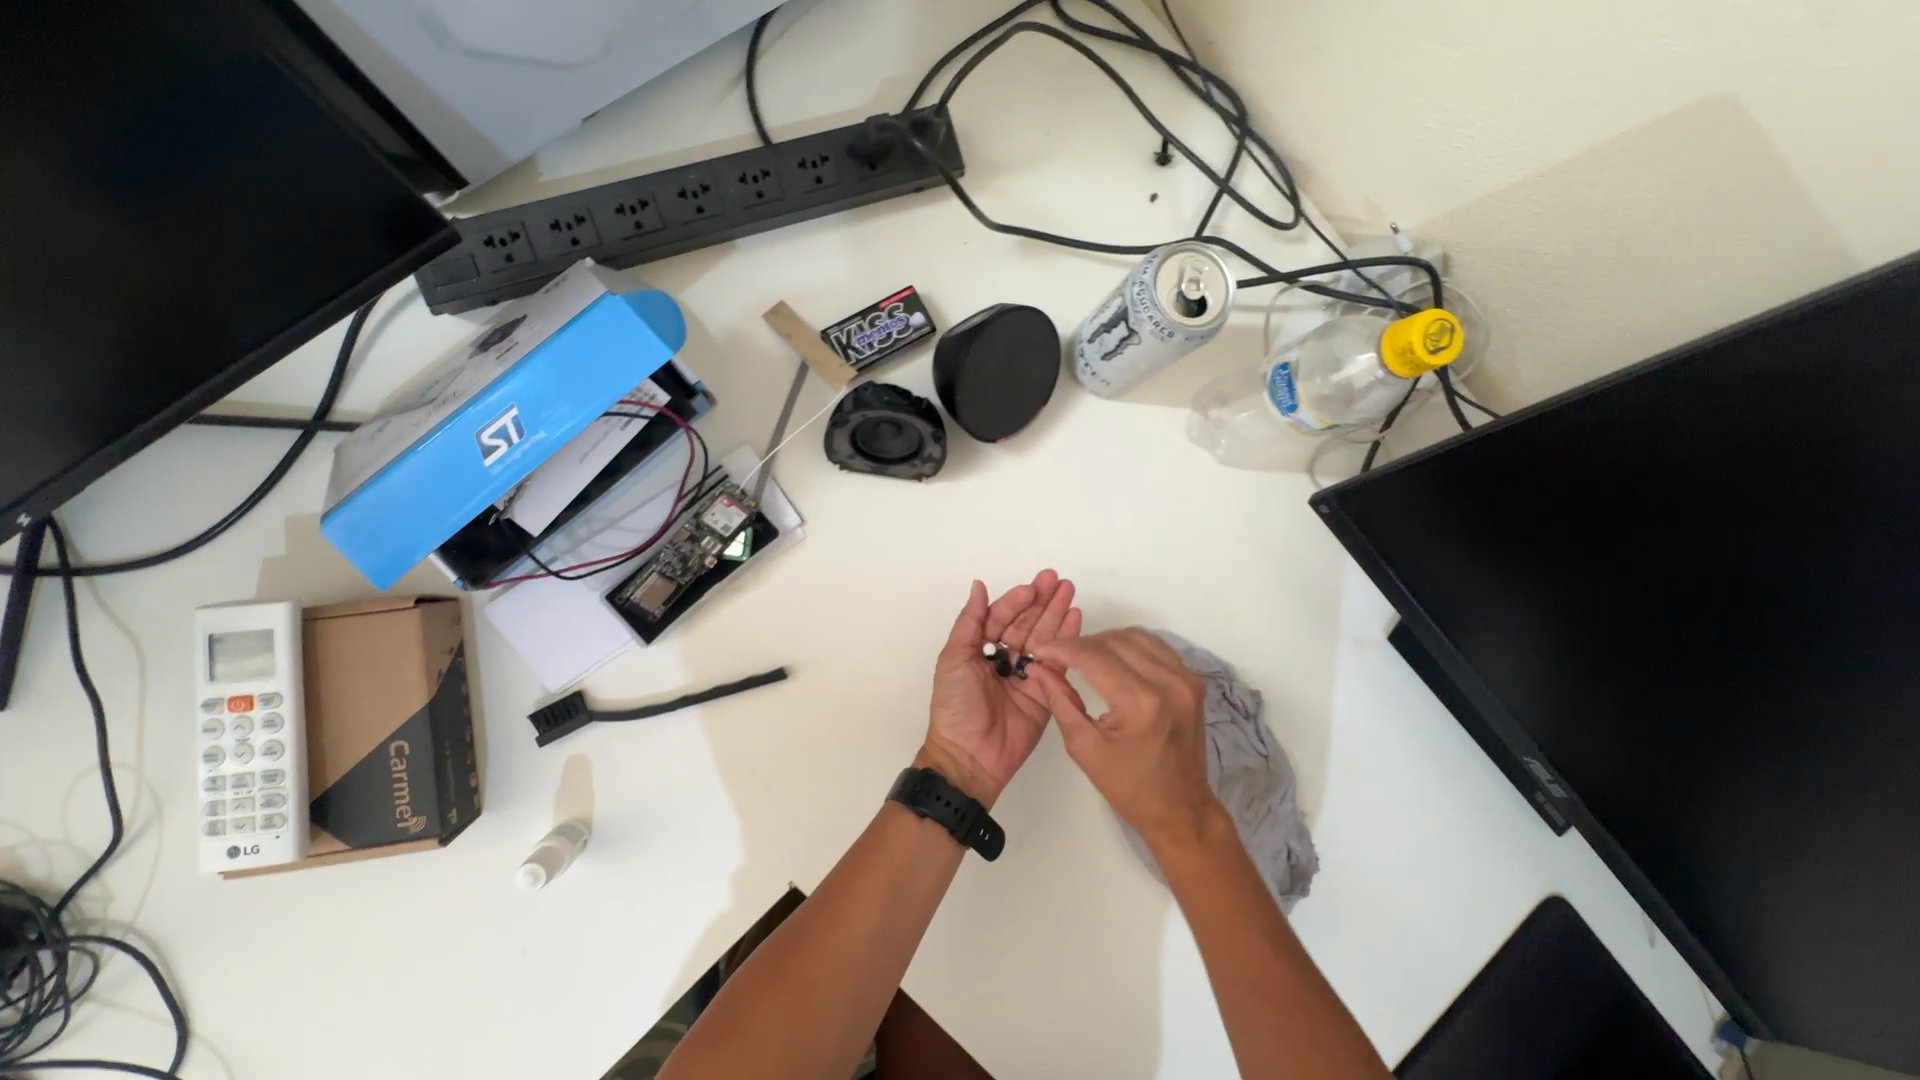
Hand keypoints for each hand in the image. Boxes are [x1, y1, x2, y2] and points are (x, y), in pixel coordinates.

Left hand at [920, 570, 1081, 807]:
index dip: (1016, 601)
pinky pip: (1057, 664)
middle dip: (1042, 601)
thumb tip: (978, 586)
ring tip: (1071, 592)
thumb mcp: (954, 659)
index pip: (1002, 617)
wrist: (969, 756)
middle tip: (1059, 580)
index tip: (1032, 587)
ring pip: (1044, 639)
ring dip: (1057, 615)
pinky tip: (1075, 620)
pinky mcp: (1045, 693)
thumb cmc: (955, 707)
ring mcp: (1026, 676)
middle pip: (1026, 624)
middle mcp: (1003, 659)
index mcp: (979, 649)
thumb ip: (969, 622)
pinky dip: (1067, 643)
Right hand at [1027, 629, 1220, 848]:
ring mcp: (1186, 680)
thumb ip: (1060, 700)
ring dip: (1106, 641)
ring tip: (1083, 658)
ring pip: (1137, 636)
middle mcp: (1168, 683)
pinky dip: (1131, 647)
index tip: (1040, 651)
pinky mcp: (1193, 682)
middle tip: (1057, 657)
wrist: (1180, 809)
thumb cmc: (1128, 786)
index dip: (1062, 649)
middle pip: (1114, 641)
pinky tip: (1113, 661)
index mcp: (1141, 703)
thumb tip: (1038, 667)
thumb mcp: (1084, 747)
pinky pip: (1157, 647)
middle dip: (1081, 644)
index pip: (1093, 657)